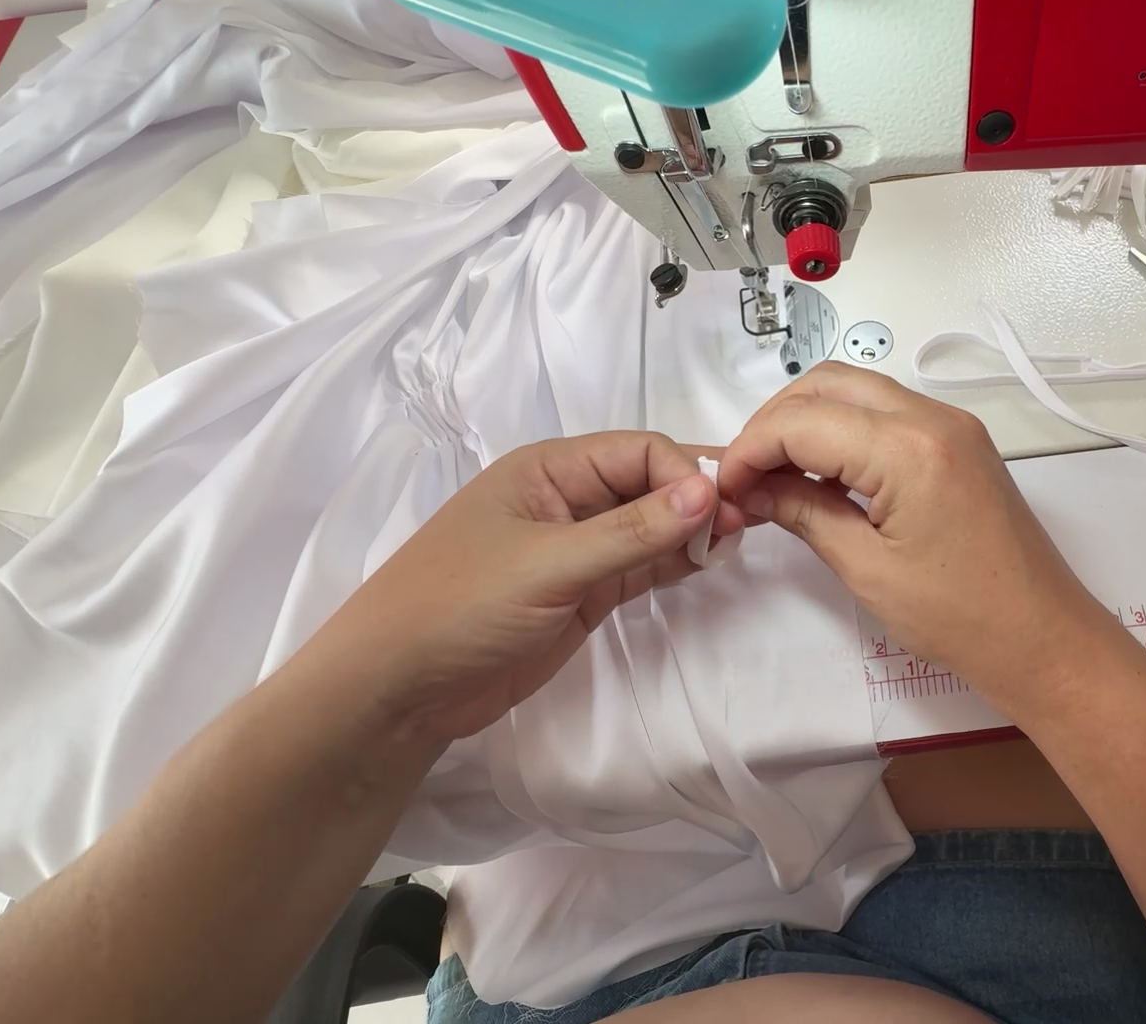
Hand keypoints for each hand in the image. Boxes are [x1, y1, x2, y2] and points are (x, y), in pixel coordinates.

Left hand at [307, 433, 742, 741]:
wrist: (397, 693)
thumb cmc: (460, 607)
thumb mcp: (549, 564)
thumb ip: (631, 531)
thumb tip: (708, 494)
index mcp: (552, 470)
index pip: (640, 451)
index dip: (685, 474)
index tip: (720, 511)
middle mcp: (571, 499)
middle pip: (652, 482)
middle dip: (698, 497)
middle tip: (748, 521)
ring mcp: (582, 546)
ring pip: (654, 523)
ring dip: (693, 529)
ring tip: (737, 540)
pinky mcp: (588, 588)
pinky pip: (645, 561)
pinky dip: (676, 560)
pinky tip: (707, 561)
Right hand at [718, 364, 1116, 711]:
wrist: (1042, 637)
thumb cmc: (958, 618)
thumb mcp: (867, 569)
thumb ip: (803, 512)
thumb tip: (750, 488)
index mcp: (909, 449)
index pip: (803, 421)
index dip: (750, 449)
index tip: (725, 488)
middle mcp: (933, 417)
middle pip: (827, 383)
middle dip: (775, 422)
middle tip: (747, 476)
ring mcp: (953, 423)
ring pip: (857, 388)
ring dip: (808, 419)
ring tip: (777, 473)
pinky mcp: (961, 439)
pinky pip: (887, 411)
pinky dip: (844, 428)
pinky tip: (823, 469)